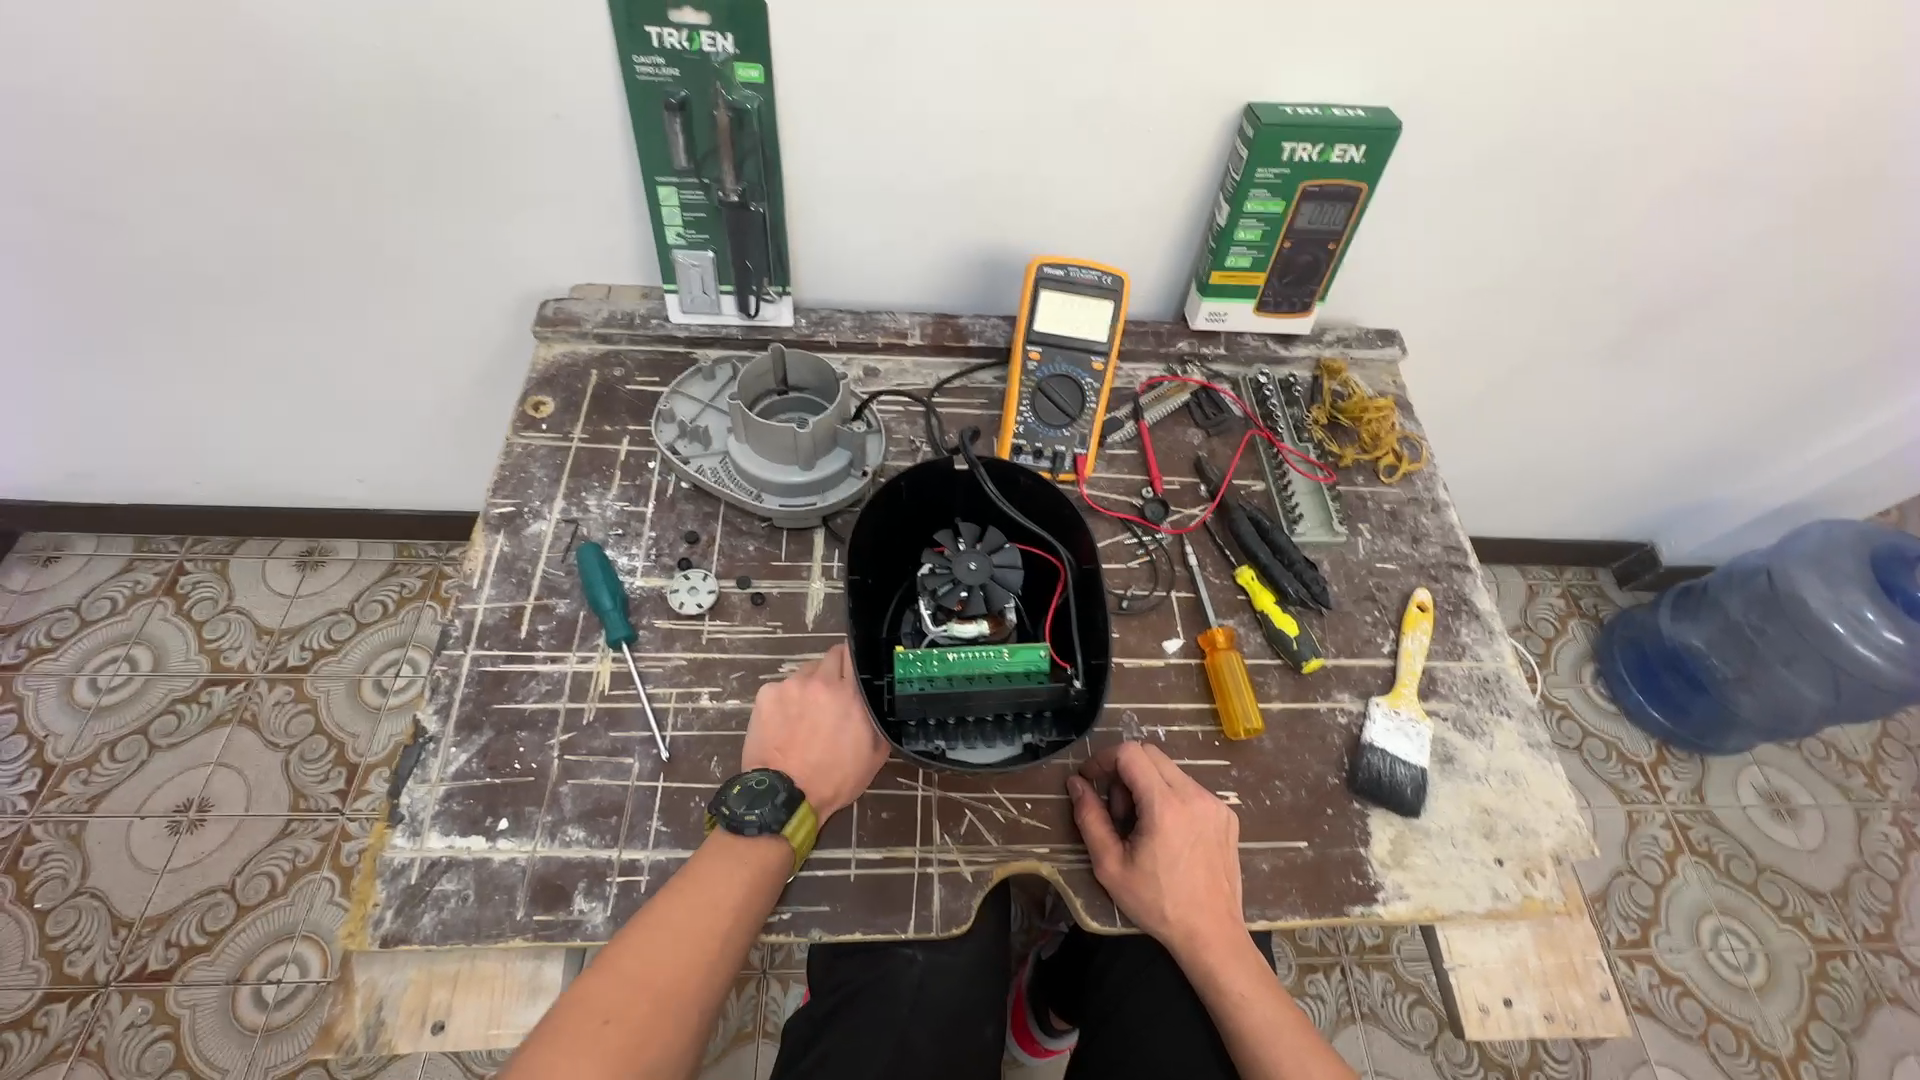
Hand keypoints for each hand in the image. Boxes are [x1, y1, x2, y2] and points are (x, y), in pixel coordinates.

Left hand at [742, 643, 887, 818]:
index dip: (855, 661)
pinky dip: (786, 700)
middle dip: (834, 671)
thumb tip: (882, 701)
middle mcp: (822, 682)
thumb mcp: (875, 754)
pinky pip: (781, 688)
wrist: (785, 796)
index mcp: (851, 694)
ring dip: (810, 686)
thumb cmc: (834, 779)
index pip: (854, 654)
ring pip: (805, 673)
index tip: (855, 671)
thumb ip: (879, 720)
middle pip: (831, 657)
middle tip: (833, 695)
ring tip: (806, 714)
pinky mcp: (766, 694)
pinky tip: (785, 723)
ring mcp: (791, 686)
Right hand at [1067, 741, 1243, 957]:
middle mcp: (1195, 795)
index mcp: (1165, 806)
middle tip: (1116, 809)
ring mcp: (1215, 803)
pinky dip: (1170, 797)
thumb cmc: (1157, 904)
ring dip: (1146, 784)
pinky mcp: (1227, 815)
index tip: (1091, 779)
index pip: (1130, 752)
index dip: (1104, 759)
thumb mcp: (1110, 866)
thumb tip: (1076, 784)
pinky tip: (1167, 833)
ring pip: (1170, 770)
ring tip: (1141, 825)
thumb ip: (1089, 818)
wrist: (1212, 935)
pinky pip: (1190, 788)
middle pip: (1150, 754)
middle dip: (1124, 771)